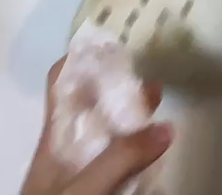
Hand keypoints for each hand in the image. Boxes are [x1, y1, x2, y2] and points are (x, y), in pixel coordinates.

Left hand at [19, 59, 171, 194]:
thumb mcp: (83, 188)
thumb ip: (122, 158)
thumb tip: (167, 126)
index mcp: (54, 138)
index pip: (61, 83)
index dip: (83, 58)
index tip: (114, 42)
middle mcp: (65, 152)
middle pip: (93, 109)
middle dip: (123, 94)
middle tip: (154, 88)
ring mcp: (79, 176)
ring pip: (107, 140)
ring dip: (132, 128)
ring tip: (162, 123)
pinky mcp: (96, 193)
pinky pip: (117, 169)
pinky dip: (134, 159)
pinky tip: (154, 160)